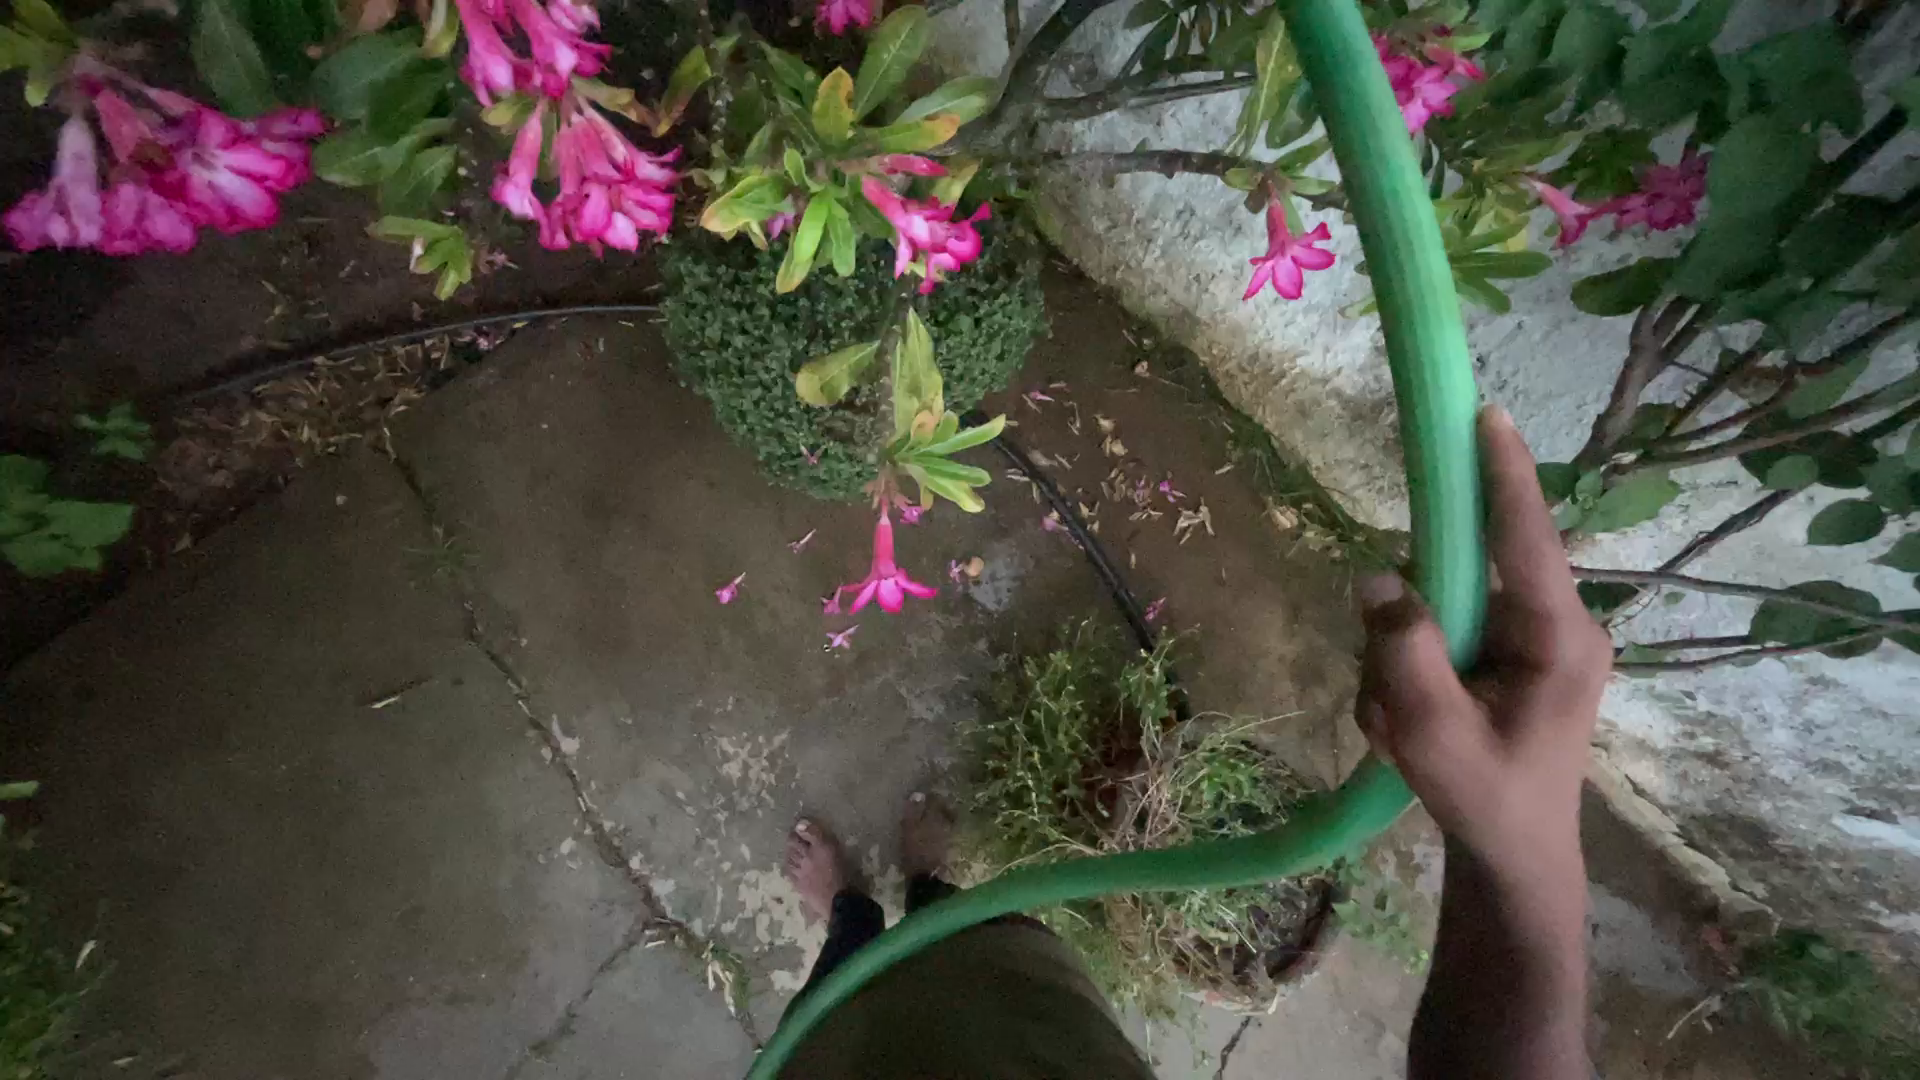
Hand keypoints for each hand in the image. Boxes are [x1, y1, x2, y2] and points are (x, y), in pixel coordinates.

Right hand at [1356, 405, 1611, 879]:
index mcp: (1557, 638)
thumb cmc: (1486, 798)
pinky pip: (1420, 637)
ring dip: (1392, 669)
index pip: (1525, 539)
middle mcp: (1545, 625)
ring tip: (1400, 729)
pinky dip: (1396, 678)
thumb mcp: (1433, 733)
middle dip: (1401, 642)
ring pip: (1423, 612)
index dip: (1504, 475)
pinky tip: (1405, 724)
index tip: (1486, 414)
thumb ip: (1403, 652)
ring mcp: (1515, 638)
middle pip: (1449, 581)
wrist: (1510, 852)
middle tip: (1392, 706)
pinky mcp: (1489, 652)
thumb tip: (1375, 578)